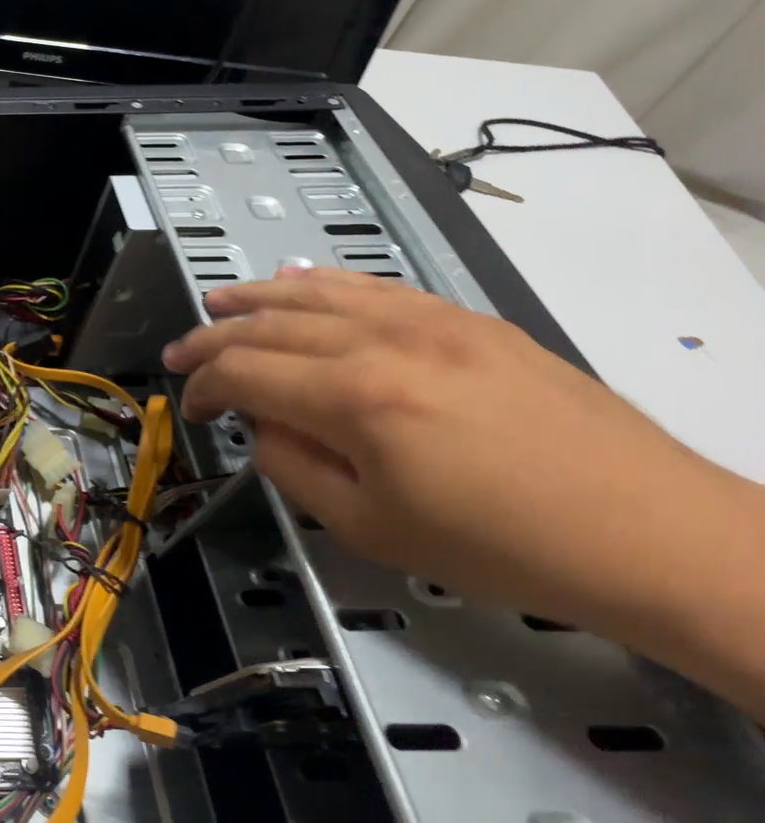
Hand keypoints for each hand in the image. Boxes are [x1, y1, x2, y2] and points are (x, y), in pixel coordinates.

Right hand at [160, 269, 751, 633]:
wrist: (648, 534)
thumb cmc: (504, 547)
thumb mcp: (370, 528)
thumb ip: (294, 467)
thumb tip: (265, 426)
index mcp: (355, 398)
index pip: (244, 372)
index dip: (204, 386)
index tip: (193, 407)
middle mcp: (385, 341)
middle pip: (270, 323)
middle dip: (213, 336)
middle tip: (179, 352)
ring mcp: (430, 321)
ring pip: (317, 290)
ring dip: (259, 295)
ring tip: (220, 300)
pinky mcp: (468, 320)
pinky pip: (375, 285)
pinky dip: (324, 281)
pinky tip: (301, 282)